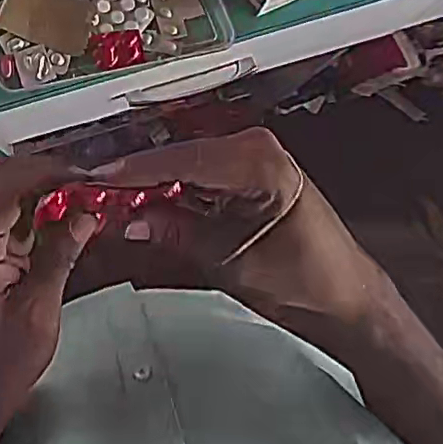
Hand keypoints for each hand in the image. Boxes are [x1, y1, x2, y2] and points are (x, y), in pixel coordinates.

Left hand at [0, 155, 98, 443]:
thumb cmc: (2, 358)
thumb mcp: (38, 309)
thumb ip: (60, 254)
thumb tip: (84, 215)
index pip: (12, 183)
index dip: (50, 172)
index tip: (83, 176)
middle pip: (12, 178)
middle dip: (52, 174)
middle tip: (88, 184)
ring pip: (15, 189)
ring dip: (50, 187)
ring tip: (84, 196)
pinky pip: (18, 209)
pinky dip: (44, 205)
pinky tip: (69, 214)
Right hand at [92, 127, 401, 355]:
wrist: (346, 299)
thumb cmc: (304, 283)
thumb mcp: (230, 261)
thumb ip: (175, 233)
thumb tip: (124, 218)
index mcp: (260, 161)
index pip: (184, 158)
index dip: (136, 169)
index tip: (98, 177)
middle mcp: (255, 144)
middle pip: (181, 152)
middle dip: (138, 171)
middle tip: (96, 185)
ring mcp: (253, 150)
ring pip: (186, 157)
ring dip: (151, 176)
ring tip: (111, 191)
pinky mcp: (247, 165)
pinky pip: (200, 167)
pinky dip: (172, 181)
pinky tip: (146, 194)